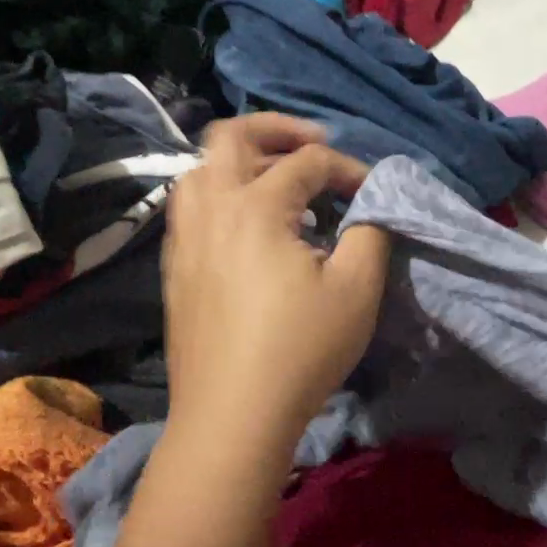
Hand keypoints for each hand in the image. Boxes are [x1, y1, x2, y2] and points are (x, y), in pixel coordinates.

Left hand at [161, 115, 390, 445]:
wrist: (232, 416)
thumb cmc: (301, 349)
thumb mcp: (358, 289)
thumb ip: (370, 231)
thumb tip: (369, 205)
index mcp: (255, 206)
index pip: (308, 162)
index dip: (348, 168)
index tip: (372, 194)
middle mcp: (211, 209)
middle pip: (231, 137)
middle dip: (277, 130)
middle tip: (314, 144)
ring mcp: (184, 238)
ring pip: (200, 169)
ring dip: (241, 160)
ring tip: (276, 180)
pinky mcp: (175, 268)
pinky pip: (190, 206)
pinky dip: (220, 194)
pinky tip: (247, 226)